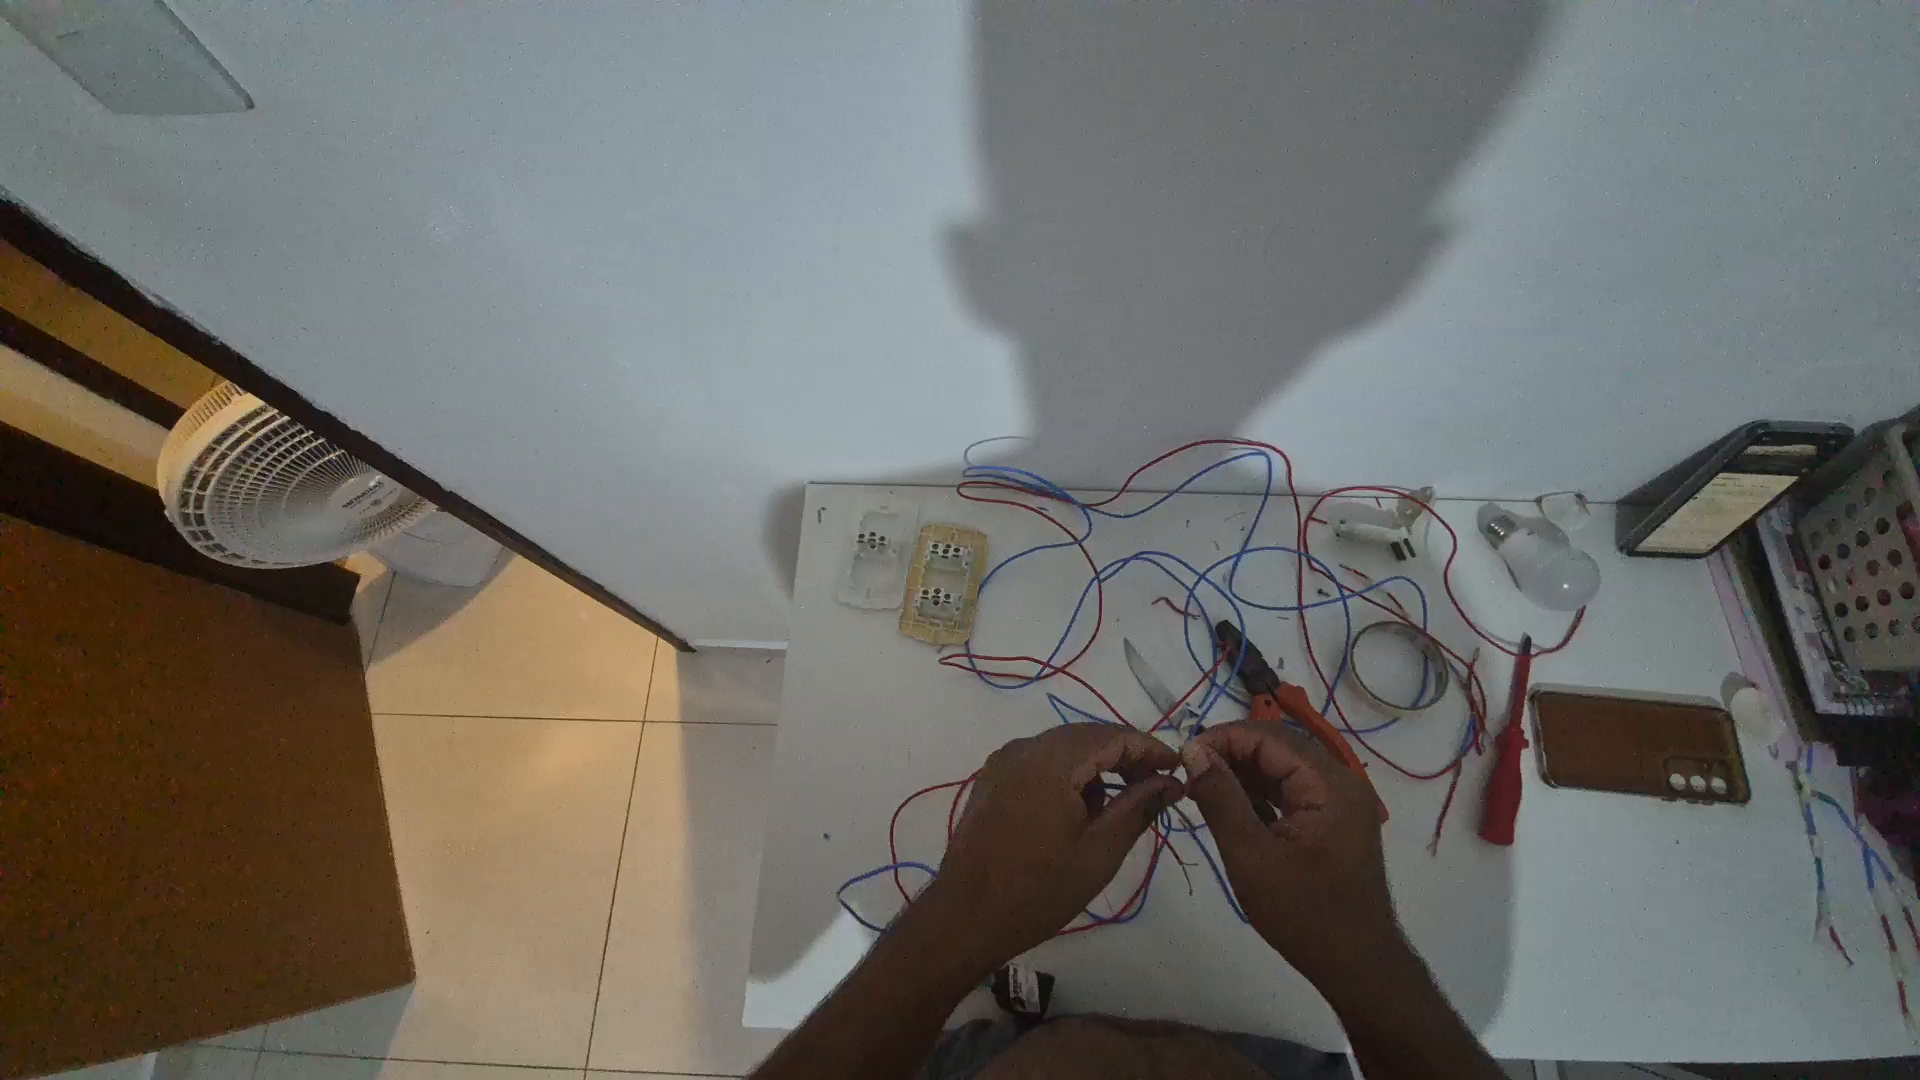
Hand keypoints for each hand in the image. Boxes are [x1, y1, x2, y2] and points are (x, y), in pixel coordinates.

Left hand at [914, 724, 1182, 971]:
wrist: (966, 916)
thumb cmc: (1039, 889)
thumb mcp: (1099, 851)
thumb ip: (1138, 808)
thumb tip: (1171, 781)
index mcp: (1050, 760)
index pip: (1111, 735)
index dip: (1149, 748)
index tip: (1179, 768)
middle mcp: (1024, 748)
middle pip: (1086, 736)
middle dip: (1124, 755)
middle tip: (1157, 786)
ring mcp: (1003, 761)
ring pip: (1063, 747)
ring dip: (1096, 766)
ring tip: (1120, 805)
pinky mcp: (993, 779)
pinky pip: (1040, 761)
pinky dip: (1068, 774)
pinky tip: (1082, 808)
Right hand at [1181, 720, 1399, 986]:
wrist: (1358, 970)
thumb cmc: (1304, 914)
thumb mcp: (1250, 855)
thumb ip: (1220, 797)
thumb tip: (1192, 750)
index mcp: (1328, 785)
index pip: (1268, 737)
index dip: (1222, 738)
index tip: (1184, 757)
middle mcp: (1340, 782)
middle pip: (1277, 745)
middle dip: (1230, 752)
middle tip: (1190, 772)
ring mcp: (1338, 802)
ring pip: (1281, 766)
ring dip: (1241, 770)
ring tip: (1201, 789)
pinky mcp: (1331, 820)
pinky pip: (1289, 788)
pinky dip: (1258, 791)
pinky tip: (1228, 805)